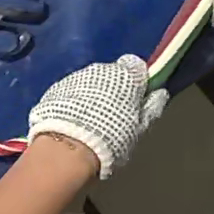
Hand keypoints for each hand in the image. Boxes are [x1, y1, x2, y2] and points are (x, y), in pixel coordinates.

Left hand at [27, 55, 169, 179]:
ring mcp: (73, 77)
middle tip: (111, 113)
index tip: (134, 99)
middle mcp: (98, 70)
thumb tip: (160, 93)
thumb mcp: (140, 127)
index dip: (135, 81)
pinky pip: (69, 90)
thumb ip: (151, 107)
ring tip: (89, 118)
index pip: (134, 67)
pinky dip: (73, 100)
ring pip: (88, 82)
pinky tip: (72, 119)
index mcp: (124, 75)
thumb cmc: (111, 136)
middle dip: (111, 89)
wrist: (67, 146)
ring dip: (91, 94)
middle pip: (109, 74)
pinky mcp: (54, 88)